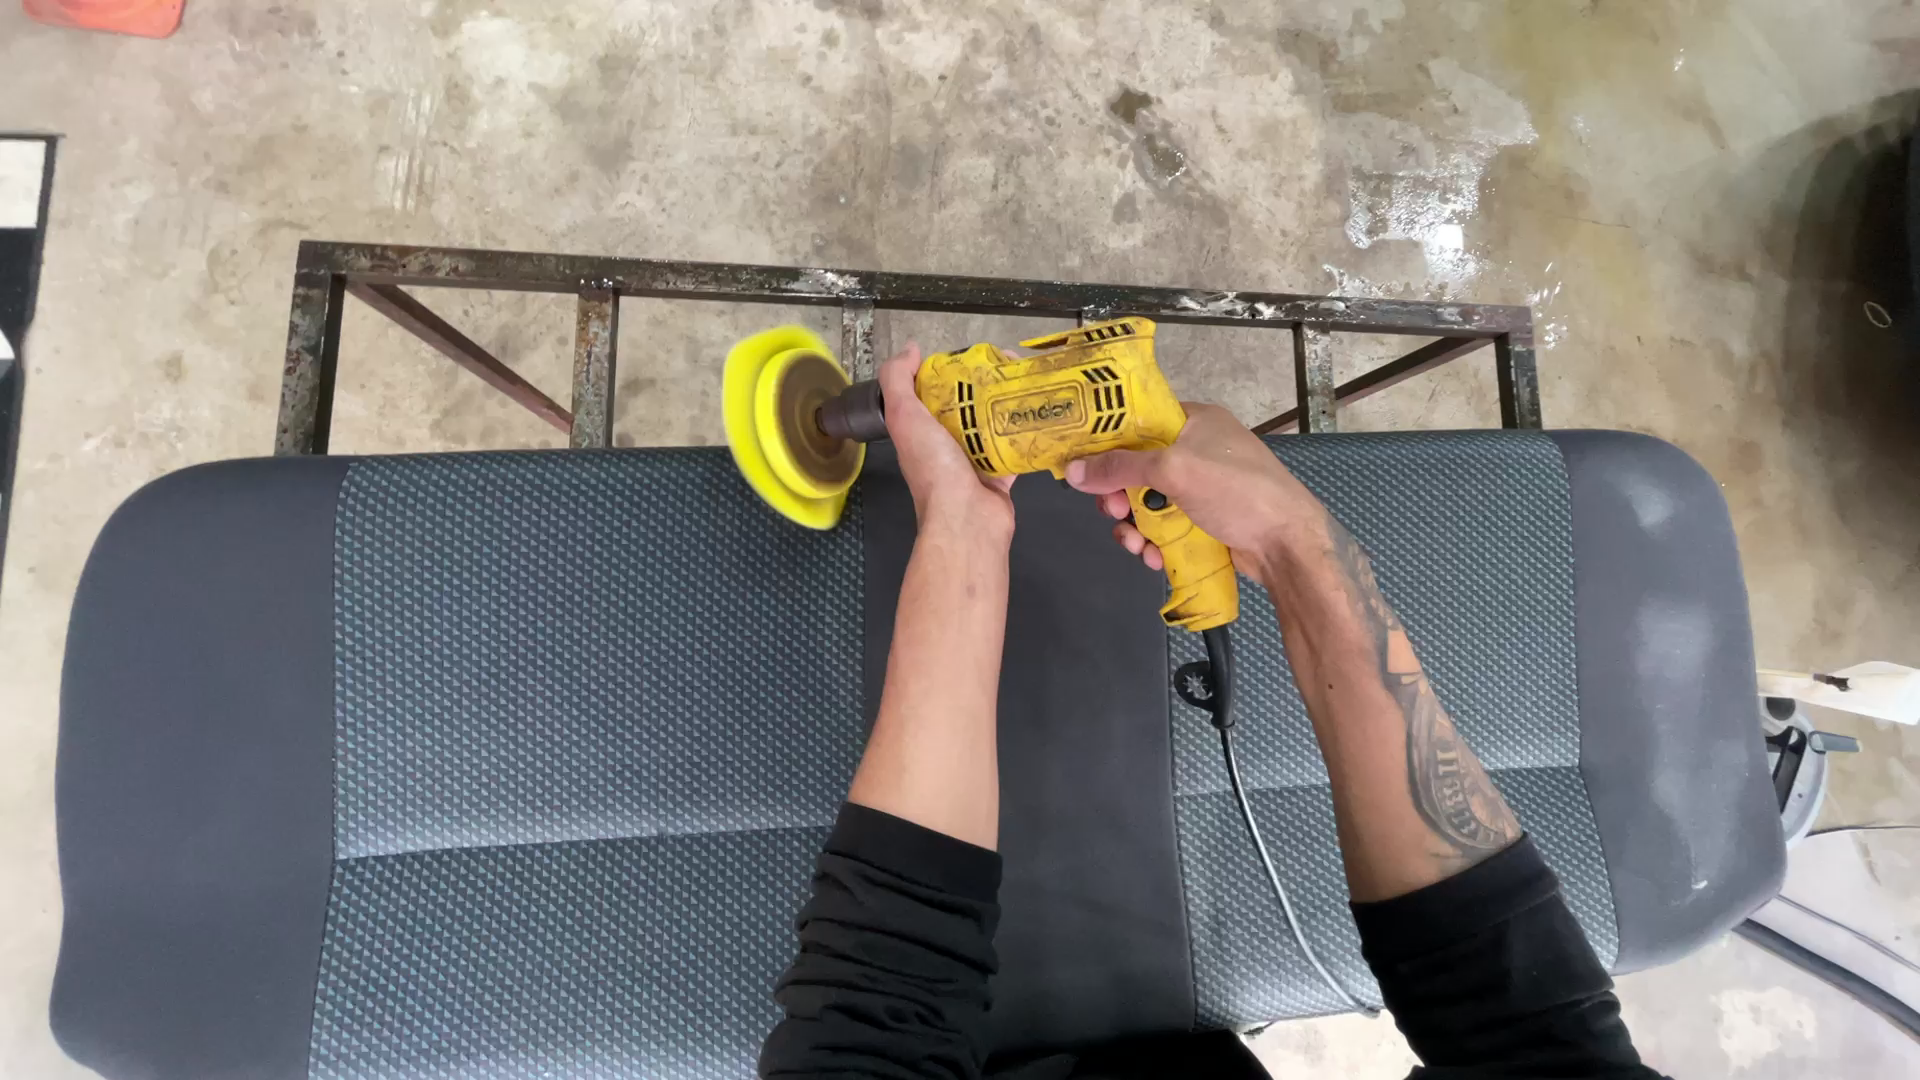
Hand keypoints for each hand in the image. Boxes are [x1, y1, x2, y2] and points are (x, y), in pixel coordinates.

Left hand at [881, 343, 1016, 540]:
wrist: (967, 519)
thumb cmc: (934, 469)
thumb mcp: (904, 417)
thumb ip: (897, 380)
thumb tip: (909, 349)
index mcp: (921, 431)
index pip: (933, 392)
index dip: (951, 370)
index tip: (974, 354)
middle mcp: (945, 446)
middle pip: (967, 406)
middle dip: (987, 384)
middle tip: (1012, 366)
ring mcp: (974, 462)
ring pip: (993, 425)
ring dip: (1009, 404)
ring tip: (1030, 383)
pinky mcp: (1000, 475)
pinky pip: (1015, 448)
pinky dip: (1026, 433)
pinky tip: (1041, 412)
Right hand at [1064, 403, 1324, 576]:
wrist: (1286, 544)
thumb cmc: (1235, 491)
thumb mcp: (1173, 470)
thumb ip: (1120, 468)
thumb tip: (1072, 471)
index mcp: (1195, 421)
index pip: (1139, 422)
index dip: (1109, 444)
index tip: (1085, 468)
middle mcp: (1196, 449)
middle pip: (1137, 468)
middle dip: (1120, 496)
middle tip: (1114, 513)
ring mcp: (1200, 487)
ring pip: (1147, 502)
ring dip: (1134, 526)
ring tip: (1135, 545)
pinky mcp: (1203, 519)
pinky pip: (1164, 525)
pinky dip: (1154, 541)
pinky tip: (1153, 557)